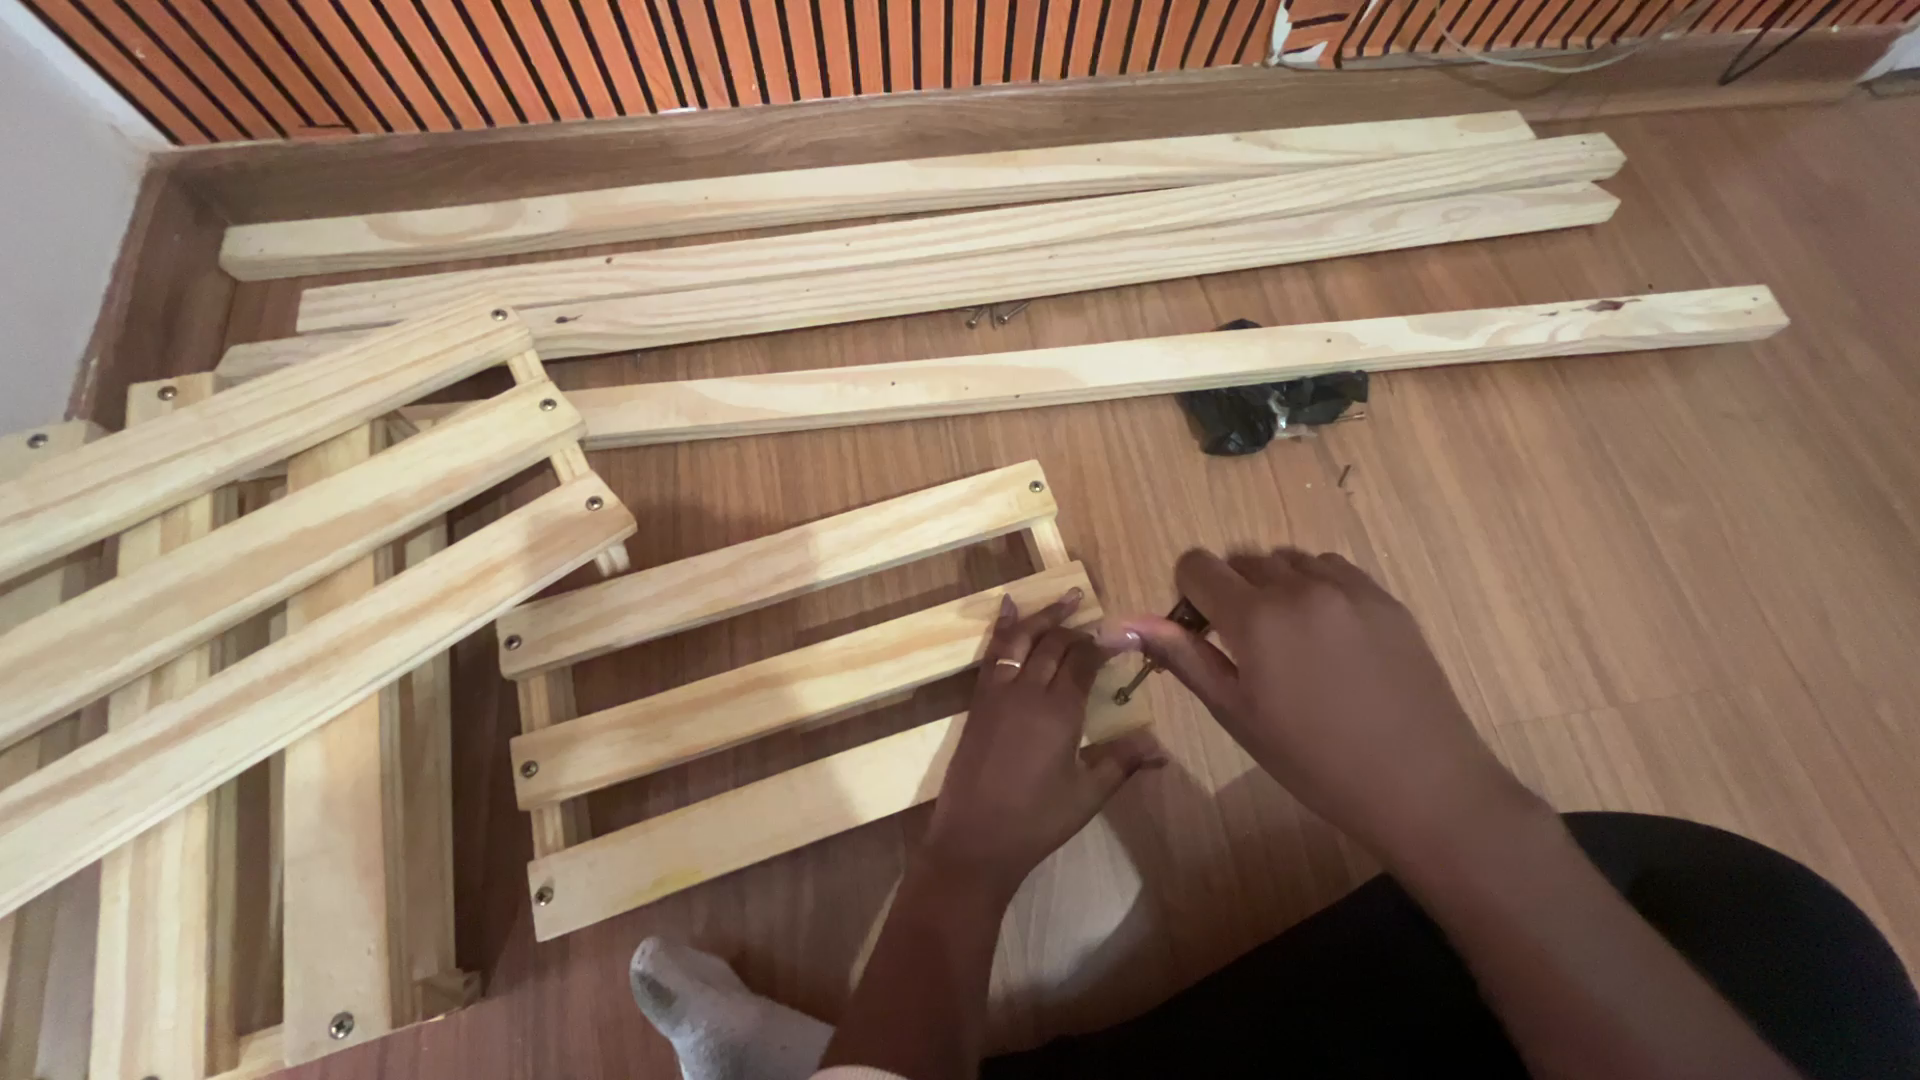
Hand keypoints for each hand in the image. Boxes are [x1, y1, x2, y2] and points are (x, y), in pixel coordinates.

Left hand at [920, 589, 1165, 899]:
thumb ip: (1122, 763)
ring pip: (1023, 639)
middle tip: (1095, 615)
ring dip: (1044, 615)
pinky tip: (1009, 607)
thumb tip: (1162, 750)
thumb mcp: (1087, 795)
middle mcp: (1028, 691)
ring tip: (1065, 596)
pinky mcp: (978, 701)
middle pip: (1055, 644)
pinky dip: (1003, 627)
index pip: (1084, 661)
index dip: (1103, 644)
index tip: (1121, 634)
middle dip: (1077, 626)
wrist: (974, 839)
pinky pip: (993, 653)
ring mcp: (998, 692)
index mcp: (1060, 712)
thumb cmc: (1036, 821)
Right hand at [1109, 548, 1541, 866]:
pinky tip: (1329, 636)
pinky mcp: (1385, 598)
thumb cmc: (1312, 759)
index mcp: (1255, 617)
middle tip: (1246, 647)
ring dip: (1273, 586)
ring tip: (1291, 642)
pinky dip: (1314, 587)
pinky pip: (1331, 569)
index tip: (1202, 633)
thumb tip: (1124, 623)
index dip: (1188, 594)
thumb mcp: (1235, 713)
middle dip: (1229, 592)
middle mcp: (1299, 586)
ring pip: (1286, 561)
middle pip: (1240, 560)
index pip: (1196, 565)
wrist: (1421, 784)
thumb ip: (1182, 656)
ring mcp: (1348, 587)